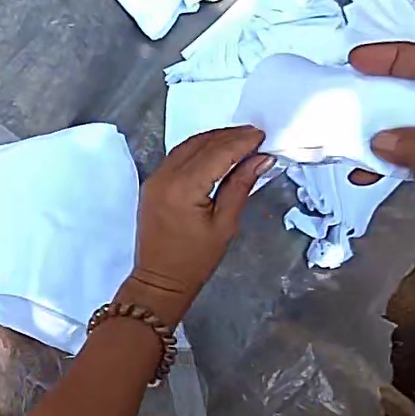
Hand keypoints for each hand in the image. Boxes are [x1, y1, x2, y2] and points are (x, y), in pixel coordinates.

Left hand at [125, 126, 271, 325]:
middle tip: (255, 135)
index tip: (261, 136)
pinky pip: (176, 156)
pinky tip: (215, 151)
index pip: (217, 153)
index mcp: (184, 188)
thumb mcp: (224, 225)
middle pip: (201, 144)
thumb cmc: (194, 261)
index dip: (241, 142)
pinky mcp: (152, 184)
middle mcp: (165, 177)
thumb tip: (261, 159)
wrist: (159, 280)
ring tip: (240, 140)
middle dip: (229, 136)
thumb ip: (240, 186)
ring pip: (187, 146)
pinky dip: (198, 149)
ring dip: (213, 139)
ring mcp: (155, 179)